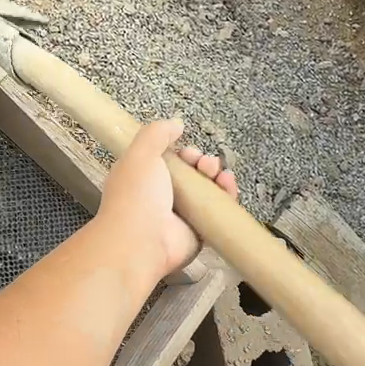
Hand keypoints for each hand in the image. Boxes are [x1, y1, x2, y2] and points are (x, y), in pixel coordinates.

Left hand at [93, 119, 239, 282]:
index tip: (186, 150)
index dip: (180, 152)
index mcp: (141, 177)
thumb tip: (176, 123)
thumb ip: (156, 134)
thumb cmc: (136, 195)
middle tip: (204, 163)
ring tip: (216, 173)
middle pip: (189, 173)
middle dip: (201, 162)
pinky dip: (226, 197)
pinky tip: (228, 186)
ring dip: (215, 177)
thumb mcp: (140, 154)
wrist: (141, 241)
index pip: (166, 160)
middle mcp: (159, 195)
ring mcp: (180, 215)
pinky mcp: (198, 231)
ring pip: (206, 190)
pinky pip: (217, 211)